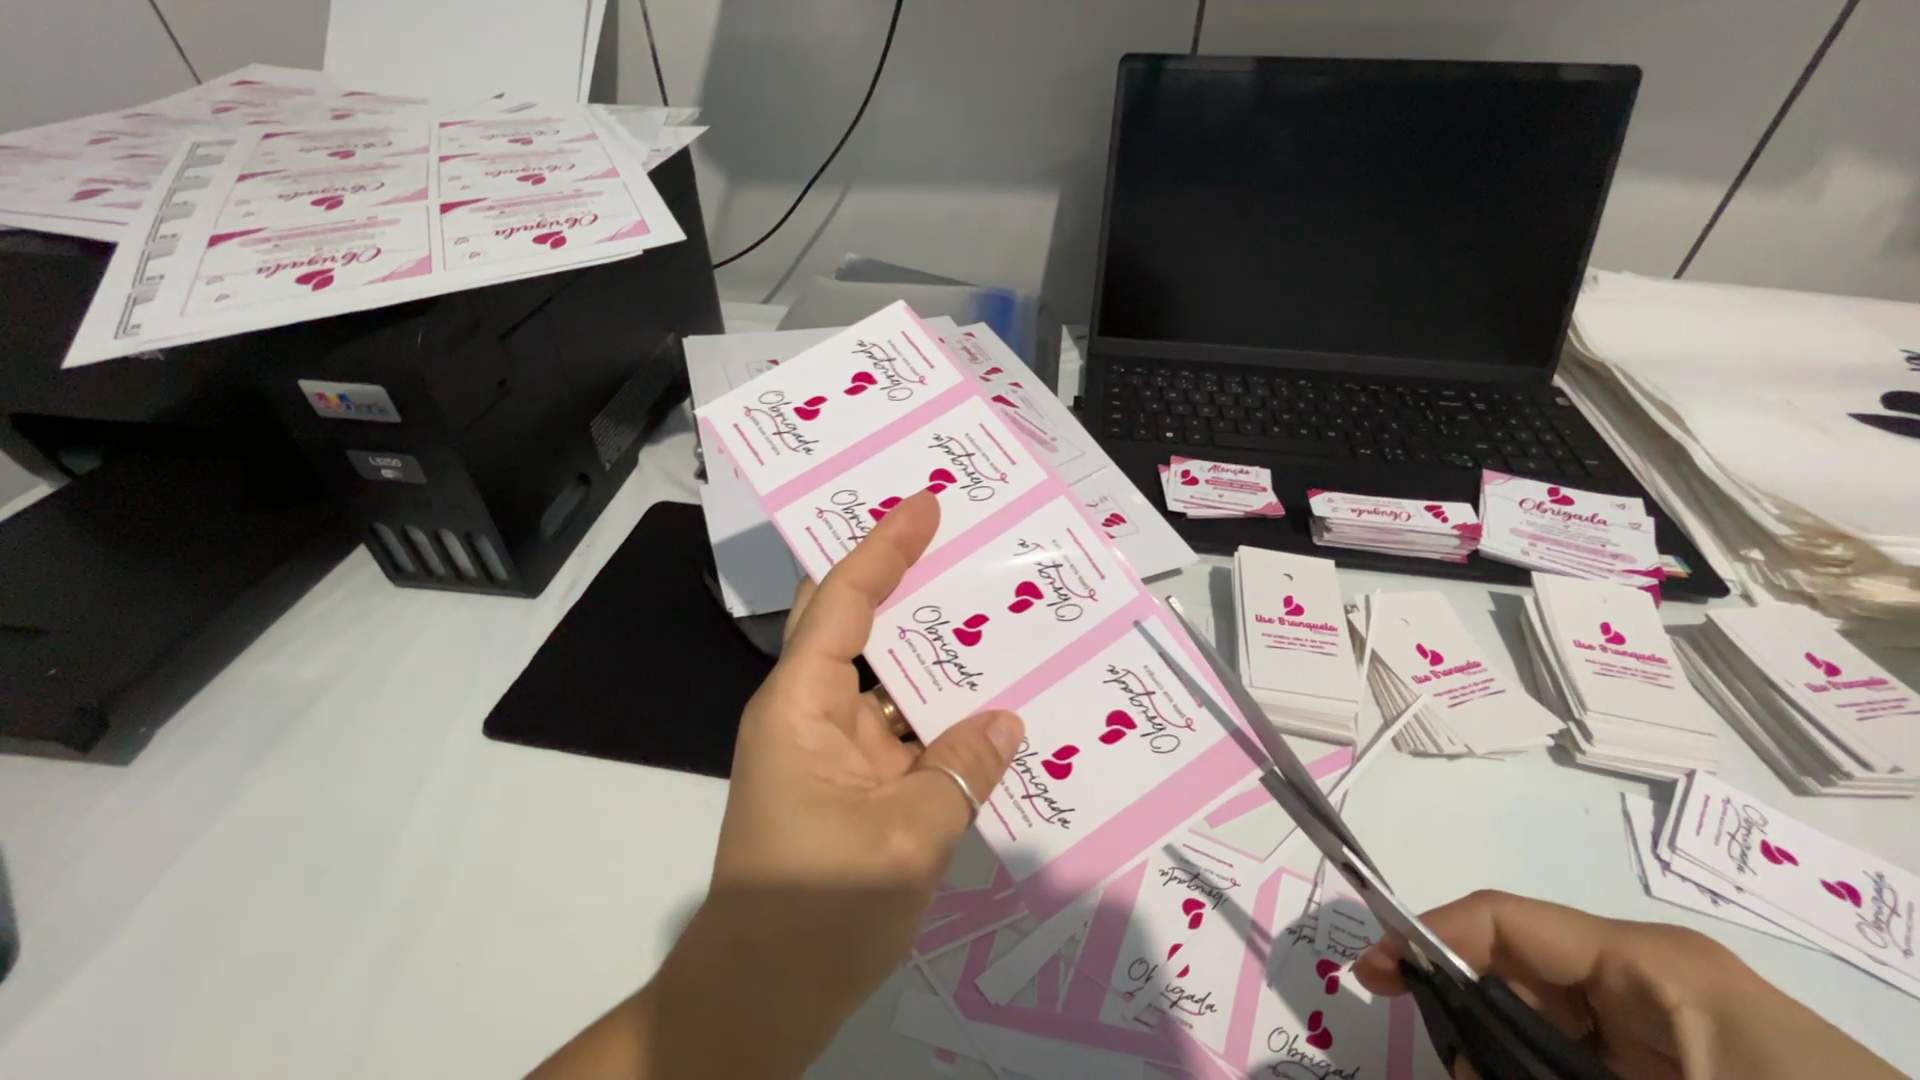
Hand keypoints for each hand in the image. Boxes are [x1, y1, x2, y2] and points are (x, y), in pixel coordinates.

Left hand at [529, 491, 1024, 1079]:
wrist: (761, 997)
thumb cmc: (815, 909)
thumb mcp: (905, 837)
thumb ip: (961, 772)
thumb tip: (1008, 722)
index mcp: (801, 706)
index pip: (845, 601)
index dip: (885, 548)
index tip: (924, 504)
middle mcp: (811, 716)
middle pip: (862, 630)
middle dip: (910, 589)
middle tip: (966, 551)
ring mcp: (833, 755)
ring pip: (890, 687)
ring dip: (937, 663)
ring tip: (999, 624)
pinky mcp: (853, 790)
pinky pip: (904, 737)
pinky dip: (943, 722)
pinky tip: (993, 713)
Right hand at [1353, 890, 1905, 1079]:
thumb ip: (1542, 1066)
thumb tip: (1462, 1065)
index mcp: (1644, 959)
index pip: (1503, 919)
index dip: (1427, 936)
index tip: (1372, 977)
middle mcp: (1644, 973)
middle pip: (1516, 970)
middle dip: (1467, 1014)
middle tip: (1456, 1070)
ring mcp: (1662, 1019)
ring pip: (1543, 1016)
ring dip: (1504, 1051)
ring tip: (1487, 1077)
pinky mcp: (1672, 1056)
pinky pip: (1579, 1048)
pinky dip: (1539, 1065)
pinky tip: (1522, 1077)